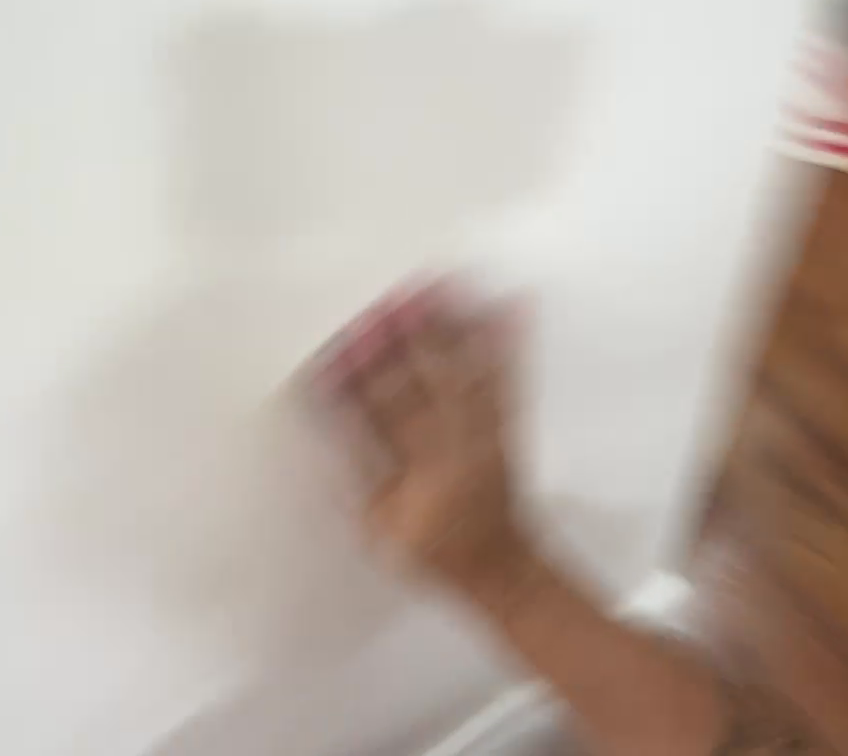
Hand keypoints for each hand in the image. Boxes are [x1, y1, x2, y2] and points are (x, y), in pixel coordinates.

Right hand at [310, 279, 536, 597]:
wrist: (500, 564)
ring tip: (442, 284)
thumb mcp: (381, 532)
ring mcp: (486, 430)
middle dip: (406, 340)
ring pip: (467, 371)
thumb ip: (358, 479)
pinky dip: (514, 341)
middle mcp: (454, 445)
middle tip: (391, 297)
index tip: (345, 341)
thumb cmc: (435, 551)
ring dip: (453, 326)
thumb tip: (332, 422)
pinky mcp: (508, 422)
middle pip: (425, 384)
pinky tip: (516, 303)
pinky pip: (512, 378)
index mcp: (416, 472)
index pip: (380, 414)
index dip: (362, 376)